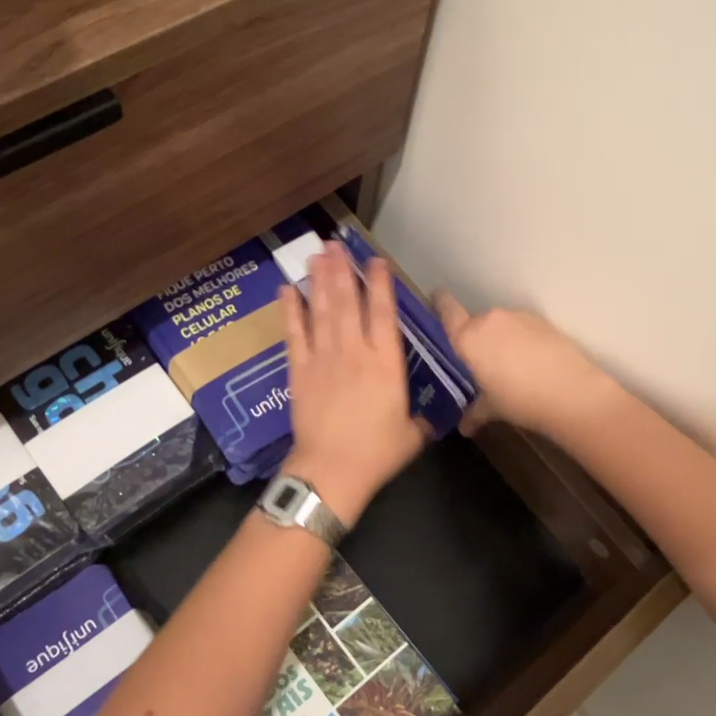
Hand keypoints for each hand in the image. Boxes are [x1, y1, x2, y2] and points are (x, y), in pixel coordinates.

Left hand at [278, 242, 426, 524]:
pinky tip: (287, 289)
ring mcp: (324, 358)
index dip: (381, 284)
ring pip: (322, 310)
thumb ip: (420, 421)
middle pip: (348, 302)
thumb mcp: (411, 436)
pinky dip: (290, 310)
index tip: (376, 260)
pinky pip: (294, 333)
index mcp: (386, 364)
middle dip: (343, 270)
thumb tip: (428, 419)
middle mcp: (355, 352)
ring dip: (319, 280)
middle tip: (336, 245)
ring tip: (317, 254)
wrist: (332, 470)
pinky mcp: (299, 371)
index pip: (384, 313)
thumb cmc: (376, 454)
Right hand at [432, 292, 623, 438]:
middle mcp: (490, 320)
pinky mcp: (544, 322)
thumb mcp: (491, 408)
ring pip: (501, 325)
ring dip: (502, 340)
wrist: (571, 392)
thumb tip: (464, 428)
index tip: (436, 298)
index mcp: (469, 337)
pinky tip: (532, 364)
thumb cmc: (519, 400)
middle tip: (481, 364)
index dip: (440, 302)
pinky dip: (523, 341)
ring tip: (511, 368)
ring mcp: (519, 317)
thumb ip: (474, 413)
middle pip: (476, 322)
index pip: (447, 310)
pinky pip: (523, 329)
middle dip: (477, 339)